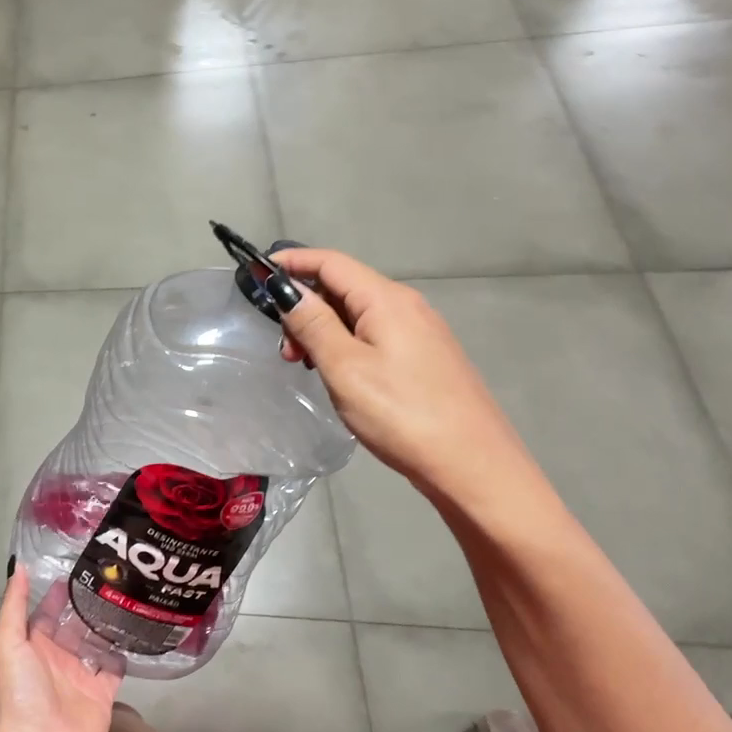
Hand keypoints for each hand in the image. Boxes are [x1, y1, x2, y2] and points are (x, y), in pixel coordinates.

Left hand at [0, 566, 119, 731]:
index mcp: (33, 646)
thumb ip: (14, 604)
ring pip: (95, 643)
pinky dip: (122, 653)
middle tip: (106, 581)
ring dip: (105, 624)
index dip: (58, 593)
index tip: (75, 570)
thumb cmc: (21, 689)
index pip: (46, 613)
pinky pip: (115, 669)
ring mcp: (81, 675)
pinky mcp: (102, 693)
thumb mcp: (8, 641)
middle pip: (73, 626)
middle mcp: (57, 658)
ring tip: (121, 599)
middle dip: (85, 606)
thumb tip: (20, 567)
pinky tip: (132, 631)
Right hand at [269, 247, 532, 496]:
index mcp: (386, 299)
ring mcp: (420, 333)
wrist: (476, 471)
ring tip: (306, 366)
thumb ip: (312, 323)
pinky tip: (338, 376)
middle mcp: (406, 306)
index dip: (291, 261)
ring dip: (322, 329)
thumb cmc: (403, 414)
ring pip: (357, 314)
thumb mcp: (344, 368)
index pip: (330, 261)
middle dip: (303, 305)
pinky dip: (345, 344)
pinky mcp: (425, 359)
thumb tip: (285, 287)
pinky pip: (374, 335)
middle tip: (283, 348)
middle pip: (343, 286)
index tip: (255, 274)